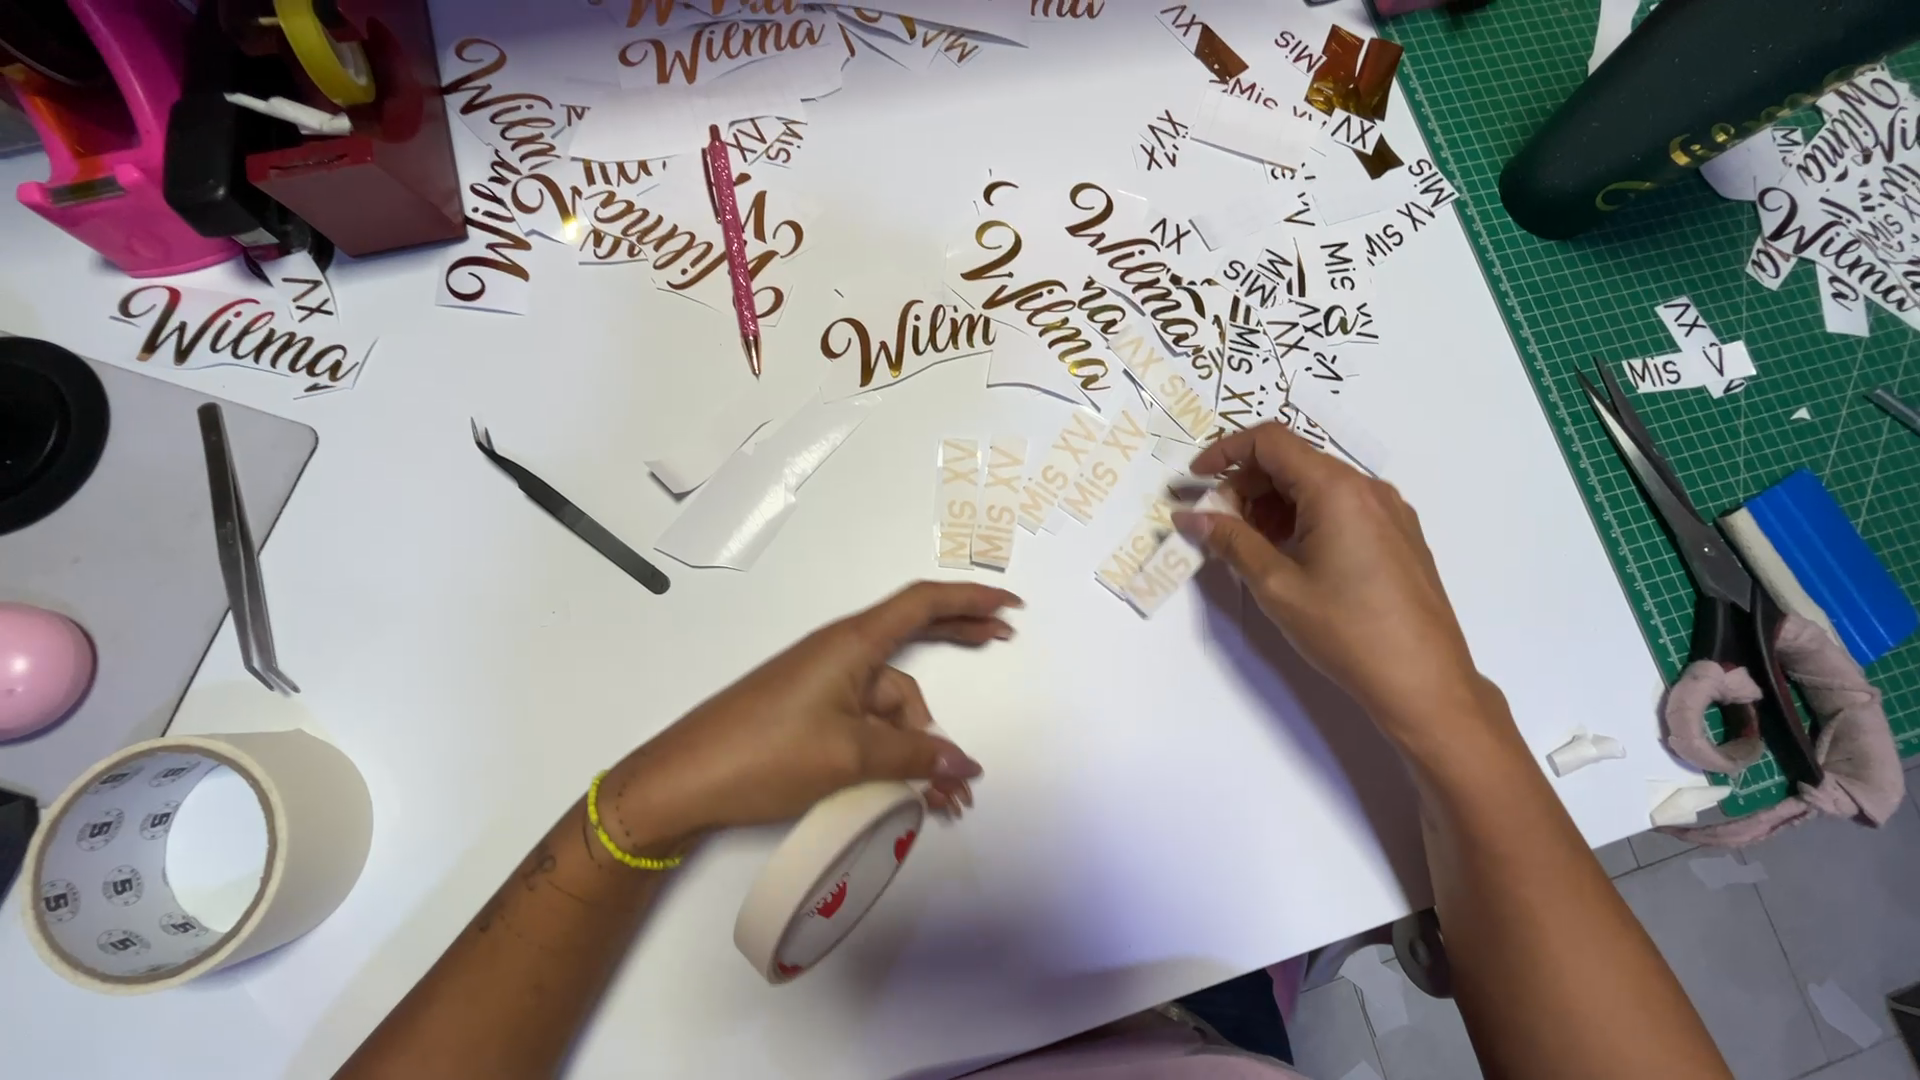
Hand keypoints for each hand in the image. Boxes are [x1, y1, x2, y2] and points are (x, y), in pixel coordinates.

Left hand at [599, 582, 1021, 849]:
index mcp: (852, 644)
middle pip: (913, 643)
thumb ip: (913, 757)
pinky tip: (911, 788)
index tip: (1010, 605)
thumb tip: (965, 765)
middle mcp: (842, 655)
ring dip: (923, 742)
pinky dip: (894, 750)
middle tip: (1004, 642)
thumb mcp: (849, 757)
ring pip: (892, 704)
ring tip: (945, 796)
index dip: (970, 598)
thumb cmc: (767, 754)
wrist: (683, 781)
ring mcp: (826, 686)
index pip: (922, 603)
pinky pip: (869, 724)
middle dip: (959, 644)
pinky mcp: (813, 714)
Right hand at [1175, 423, 1493, 750]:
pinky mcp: (1398, 535)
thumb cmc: (1345, 630)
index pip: (1271, 442)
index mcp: (1337, 489)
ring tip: (1251, 547)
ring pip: (1316, 485)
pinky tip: (1290, 557)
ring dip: (1273, 503)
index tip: (1197, 481)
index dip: (1225, 452)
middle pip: (1293, 461)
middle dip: (1246, 484)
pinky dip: (1303, 517)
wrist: (1423, 680)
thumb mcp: (1276, 584)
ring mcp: (1389, 510)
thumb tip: (1191, 516)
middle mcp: (1367, 488)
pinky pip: (1341, 506)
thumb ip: (1230, 541)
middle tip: (1219, 526)